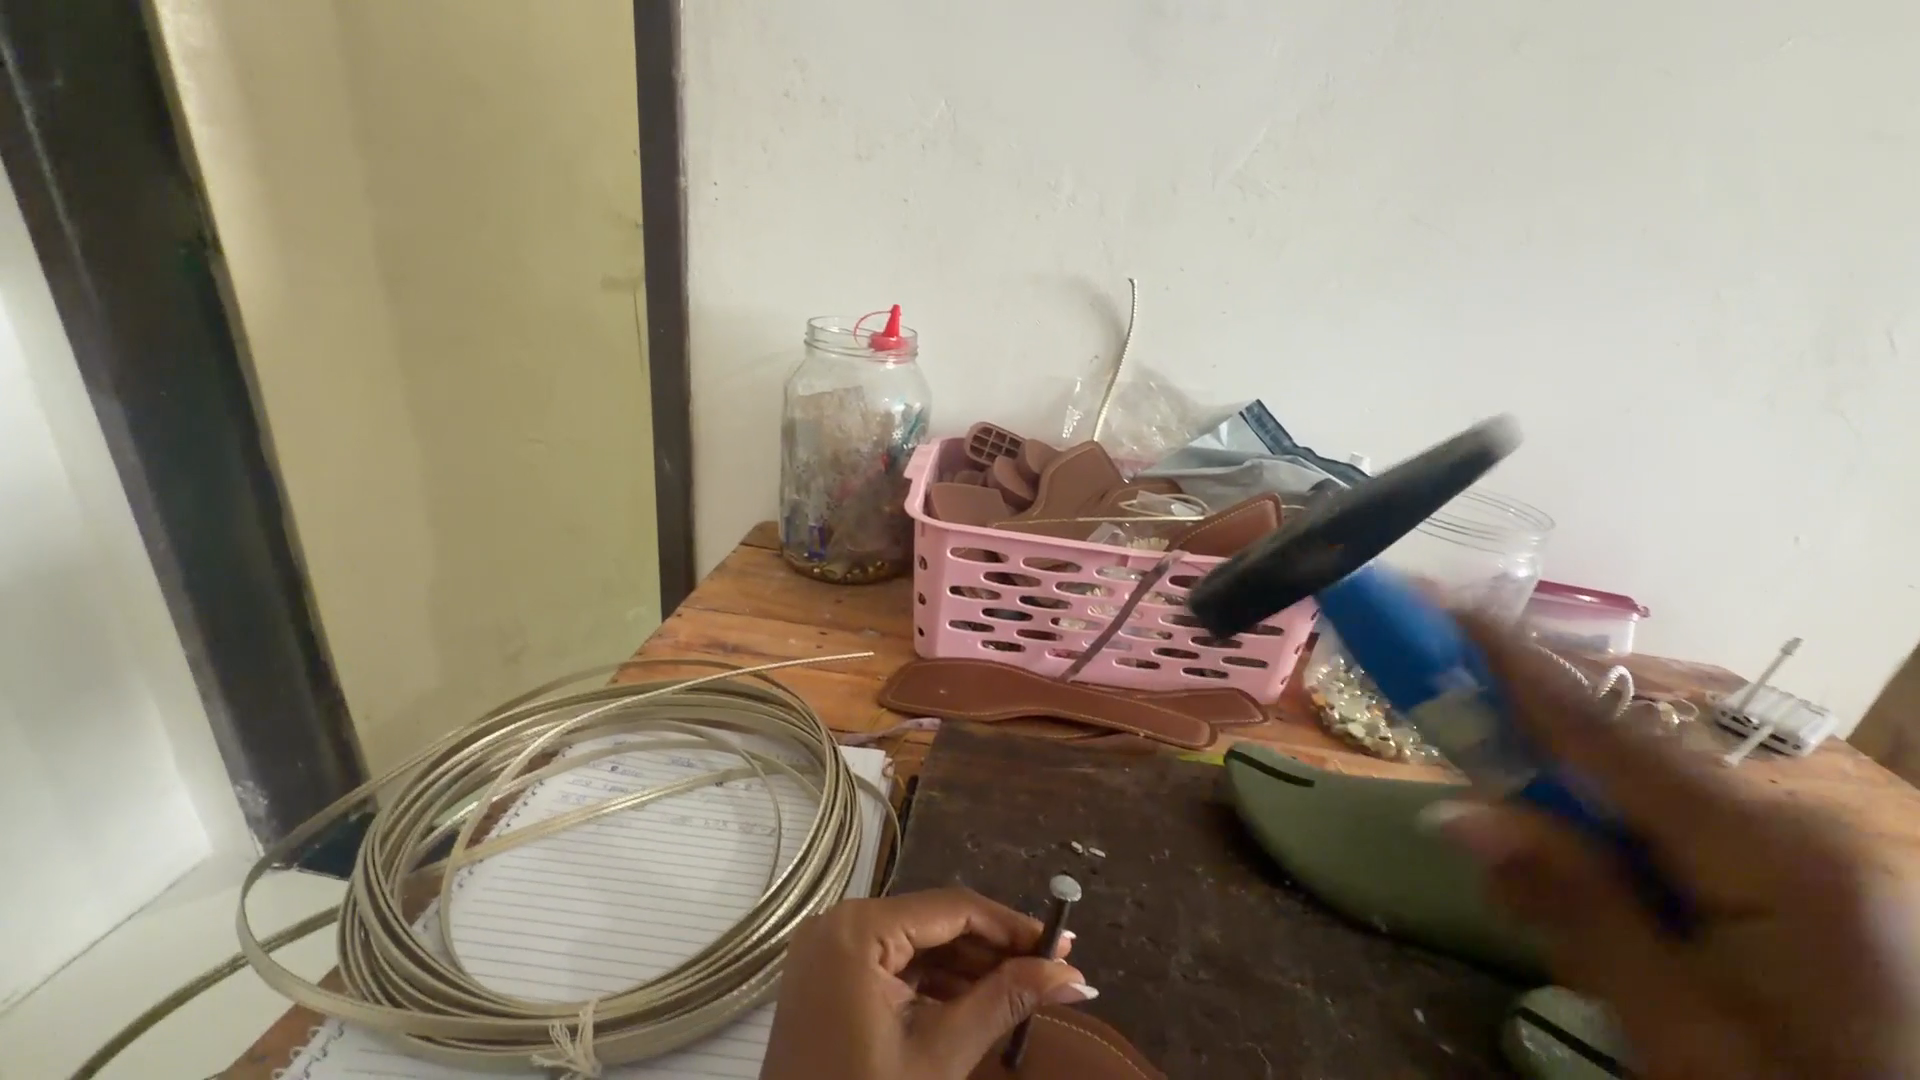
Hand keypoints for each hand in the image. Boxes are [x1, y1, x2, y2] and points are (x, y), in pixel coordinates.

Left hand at [760, 887, 1095, 1079]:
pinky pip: (893, 963)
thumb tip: (1071, 975)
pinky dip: (934, 981)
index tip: (1064, 944)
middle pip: (935, 922)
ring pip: (917, 943)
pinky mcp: (828, 974)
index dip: (1013, 926)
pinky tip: (979, 999)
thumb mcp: (940, 1052)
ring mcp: (830, 947)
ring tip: (1027, 987)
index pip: (953, 908)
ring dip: (969, 966)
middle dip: (995, 949)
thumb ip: (1005, 1000)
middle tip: (1053, 968)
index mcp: (858, 927)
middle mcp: (839, 921)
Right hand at [1425, 620, 1919, 1079]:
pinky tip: (1621, 939)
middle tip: (1478, 832)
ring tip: (1580, 946)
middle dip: (1524, 783)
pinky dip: (1610, 868)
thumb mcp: (1680, 1033)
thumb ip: (1573, 910)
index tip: (1437, 604)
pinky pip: (1663, 840)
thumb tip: (1458, 813)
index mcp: (1772, 853)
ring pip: (1629, 807)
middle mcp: (1785, 825)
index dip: (1508, 663)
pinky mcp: (1790, 877)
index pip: (1600, 731)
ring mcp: (1793, 849)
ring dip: (1567, 846)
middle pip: (1608, 766)